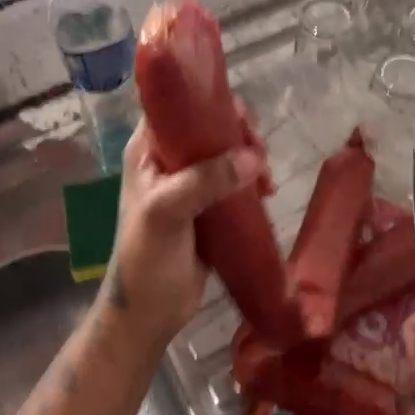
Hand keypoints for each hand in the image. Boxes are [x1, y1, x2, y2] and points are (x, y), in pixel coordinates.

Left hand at [101, 122, 265, 345]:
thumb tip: (253, 158)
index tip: (239, 114)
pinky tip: (267, 192)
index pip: (174, 106)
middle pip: (207, 126)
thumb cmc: (146, 258)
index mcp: (146, 151)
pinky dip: (252, 180)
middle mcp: (166, 160)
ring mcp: (188, 184)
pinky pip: (234, 181)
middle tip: (259, 150)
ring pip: (225, 153)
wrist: (149, 314)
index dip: (205, 100)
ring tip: (267, 179)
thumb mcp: (168, 211)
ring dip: (250, 158)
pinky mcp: (208, 208)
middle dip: (238, 132)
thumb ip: (205, 180)